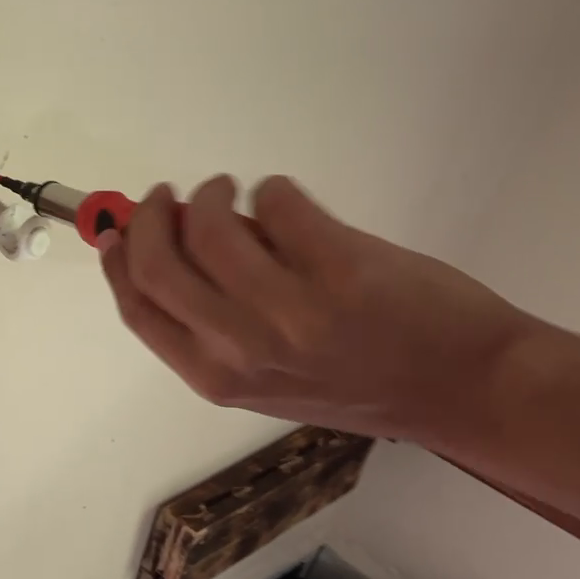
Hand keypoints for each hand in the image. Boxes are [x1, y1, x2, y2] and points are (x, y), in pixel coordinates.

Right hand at [98, 175, 542, 443]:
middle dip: (151, 216)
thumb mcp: (264, 378)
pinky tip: (283, 198)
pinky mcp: (339, 268)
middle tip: (170, 194)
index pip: (139, 308)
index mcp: (214, 377)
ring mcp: (288, 310)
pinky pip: (278, 204)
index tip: (120, 229)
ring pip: (210, 227)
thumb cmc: (355, 385)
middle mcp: (239, 349)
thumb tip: (174, 243)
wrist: (460, 388)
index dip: (119, 259)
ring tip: (231, 190)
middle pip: (156, 265)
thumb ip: (215, 326)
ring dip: (211, 193)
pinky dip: (272, 190)